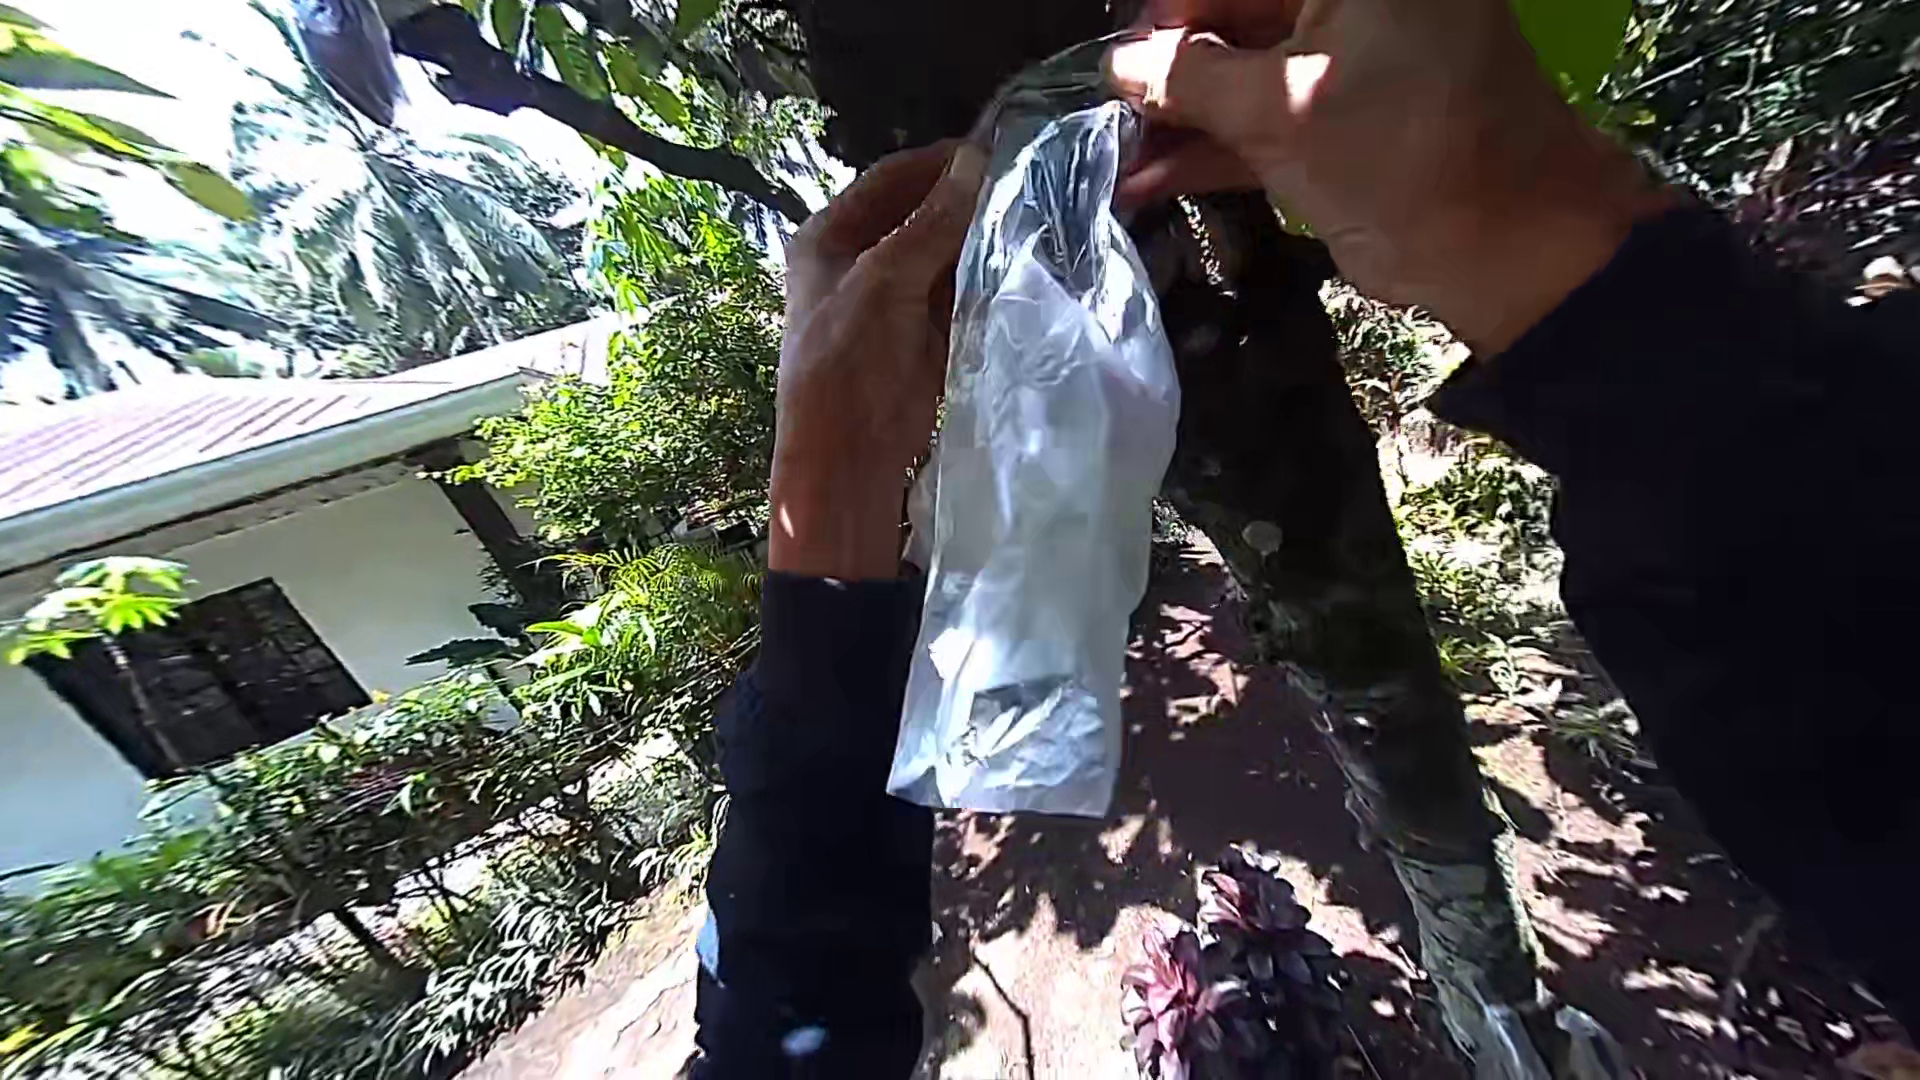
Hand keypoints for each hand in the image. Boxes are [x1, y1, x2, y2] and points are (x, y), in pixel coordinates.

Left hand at [770, 141, 986, 579]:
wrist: (849, 451)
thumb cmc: (846, 359)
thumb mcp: (882, 280)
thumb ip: (931, 224)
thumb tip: (976, 159)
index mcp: (831, 238)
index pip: (891, 181)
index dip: (938, 163)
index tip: (993, 148)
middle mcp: (862, 264)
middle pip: (922, 219)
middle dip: (967, 206)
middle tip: (1026, 185)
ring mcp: (896, 304)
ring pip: (945, 260)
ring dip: (981, 246)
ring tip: (1033, 221)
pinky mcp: (924, 338)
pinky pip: (959, 300)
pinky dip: (985, 286)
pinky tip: (1020, 270)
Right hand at [1107, 0, 1671, 351]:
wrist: (1481, 235)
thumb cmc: (1394, 149)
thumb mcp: (1283, 106)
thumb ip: (1194, 80)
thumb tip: (1120, 66)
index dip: (1169, 15)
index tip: (1118, 68)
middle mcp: (1335, 6)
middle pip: (1226, 24)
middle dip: (1164, 77)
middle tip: (1109, 122)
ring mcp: (1323, 72)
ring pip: (1228, 86)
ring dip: (1171, 127)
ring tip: (1114, 160)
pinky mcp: (1312, 133)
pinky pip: (1242, 133)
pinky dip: (1197, 159)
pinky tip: (1144, 184)